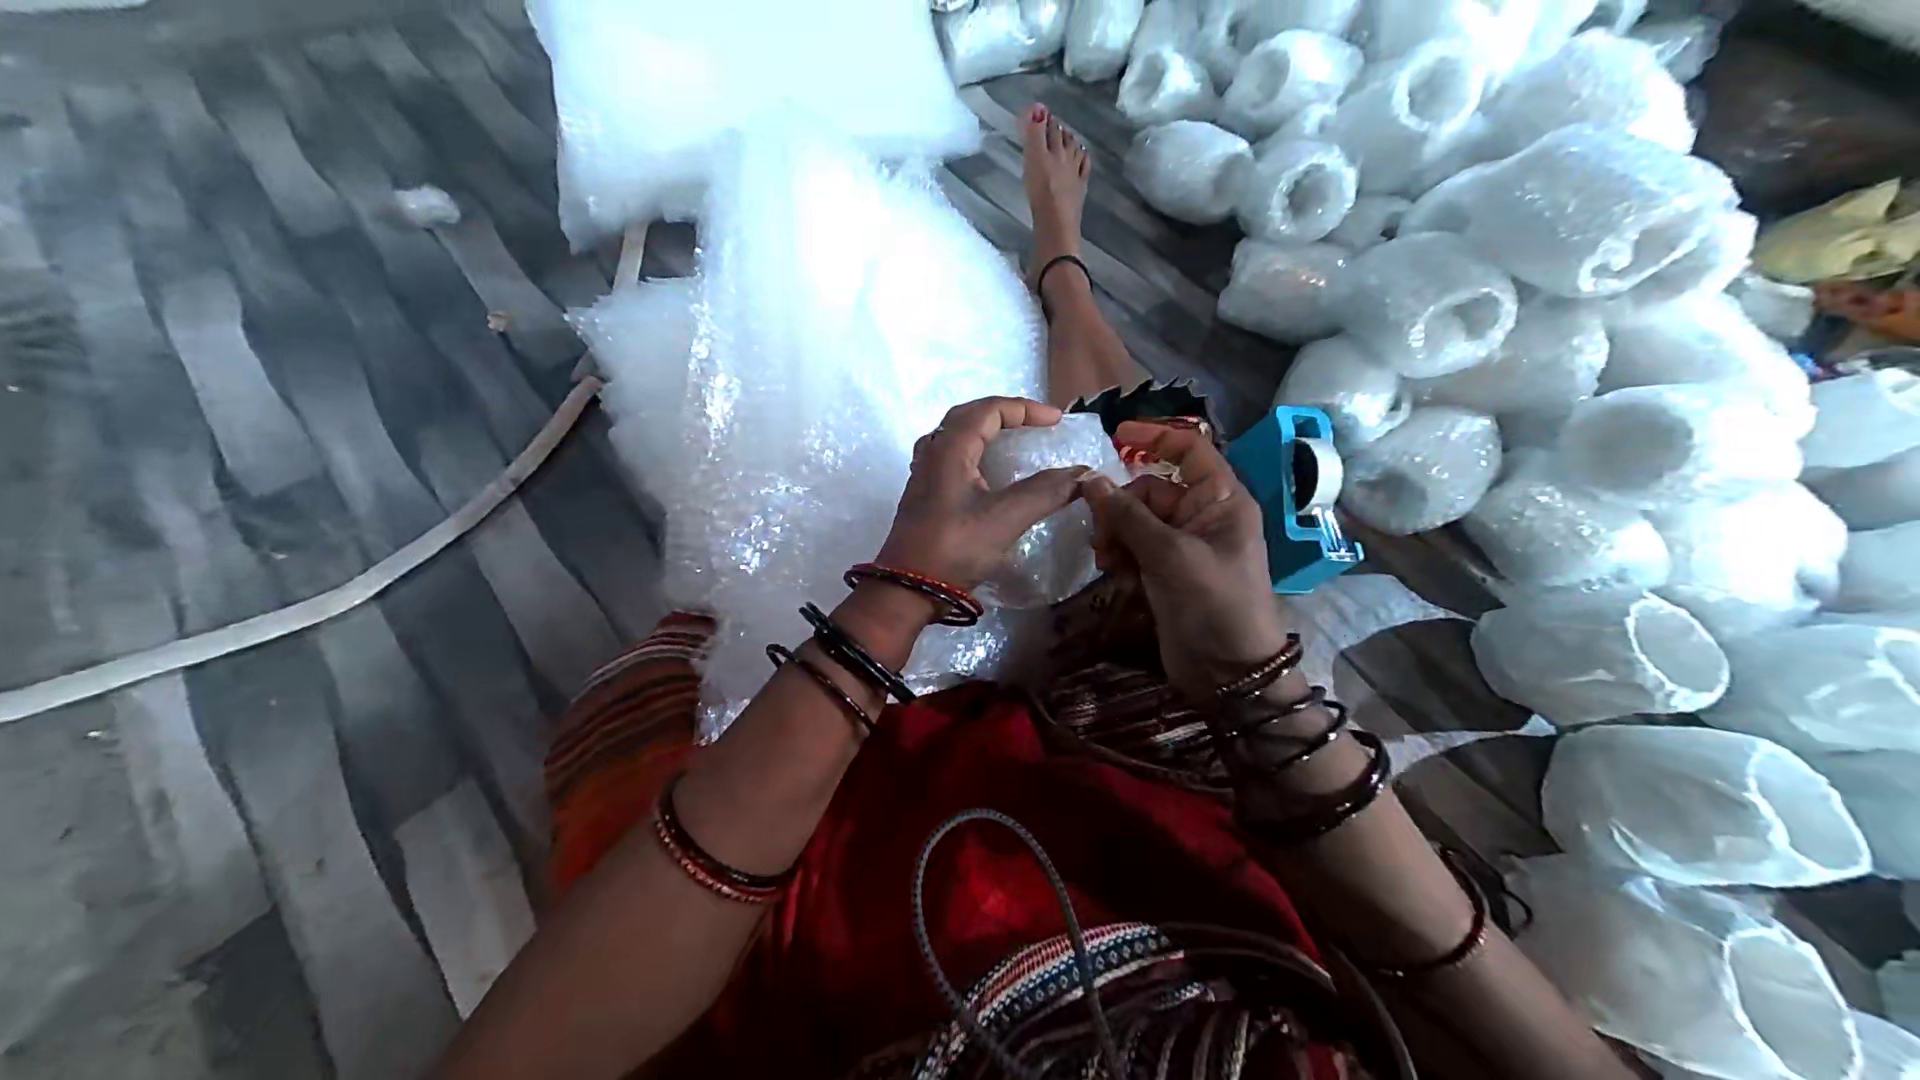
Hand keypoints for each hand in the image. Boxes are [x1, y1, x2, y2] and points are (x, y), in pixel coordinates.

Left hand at [876, 397, 1088, 590]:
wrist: (908, 589)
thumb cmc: (954, 548)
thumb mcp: (1005, 518)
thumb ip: (1045, 492)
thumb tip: (1082, 474)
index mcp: (949, 449)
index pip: (988, 410)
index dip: (1025, 409)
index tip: (1056, 422)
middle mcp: (933, 454)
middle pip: (969, 416)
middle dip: (1005, 413)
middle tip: (1037, 423)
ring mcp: (924, 475)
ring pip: (956, 437)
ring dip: (987, 431)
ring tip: (1014, 439)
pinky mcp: (925, 496)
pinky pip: (952, 458)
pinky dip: (976, 453)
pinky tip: (989, 472)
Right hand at [1083, 420, 1290, 698]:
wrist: (1228, 671)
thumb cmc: (1214, 603)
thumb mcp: (1171, 555)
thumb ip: (1128, 516)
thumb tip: (1090, 480)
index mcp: (1220, 500)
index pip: (1190, 450)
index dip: (1156, 437)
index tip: (1117, 434)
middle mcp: (1201, 516)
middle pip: (1148, 491)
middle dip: (1121, 511)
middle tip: (1103, 540)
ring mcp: (1181, 546)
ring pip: (1134, 522)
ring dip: (1116, 537)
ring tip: (1109, 563)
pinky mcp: (1164, 572)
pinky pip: (1133, 549)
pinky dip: (1121, 558)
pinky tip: (1118, 577)